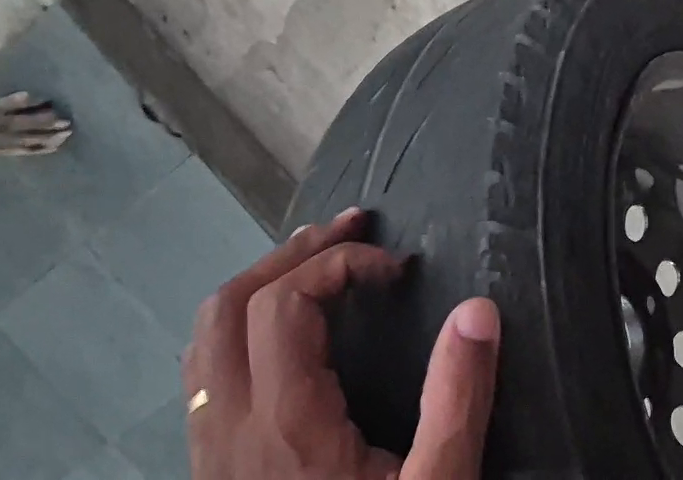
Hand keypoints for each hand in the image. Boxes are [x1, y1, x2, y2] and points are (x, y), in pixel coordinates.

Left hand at [184, 208, 500, 479]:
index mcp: (285, 425)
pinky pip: (207, 369)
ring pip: (205, 338)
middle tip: (357, 226)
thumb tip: (477, 308)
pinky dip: (246, 320)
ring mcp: (211, 449)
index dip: (343, 262)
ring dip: (264, 280)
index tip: (400, 269)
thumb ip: (458, 399)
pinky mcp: (213, 466)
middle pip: (229, 305)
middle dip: (296, 252)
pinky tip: (293, 330)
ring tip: (322, 259)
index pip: (287, 302)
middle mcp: (231, 428)